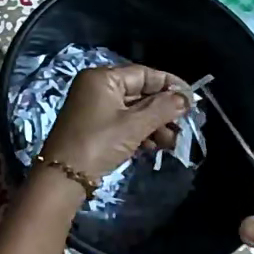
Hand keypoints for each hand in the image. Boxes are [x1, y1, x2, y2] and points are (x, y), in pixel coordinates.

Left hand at [38, 65, 191, 185]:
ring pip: (134, 111)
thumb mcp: (134, 125)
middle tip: (183, 125)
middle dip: (163, 111)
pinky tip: (155, 146)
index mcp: (103, 78)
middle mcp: (98, 88)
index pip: (144, 74)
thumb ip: (163, 108)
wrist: (62, 178)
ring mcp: (95, 108)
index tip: (191, 98)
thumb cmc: (99, 143)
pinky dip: (140, 133)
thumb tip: (186, 99)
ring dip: (155, 125)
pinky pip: (124, 123)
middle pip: (140, 93)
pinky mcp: (95, 127)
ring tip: (171, 142)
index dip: (170, 85)